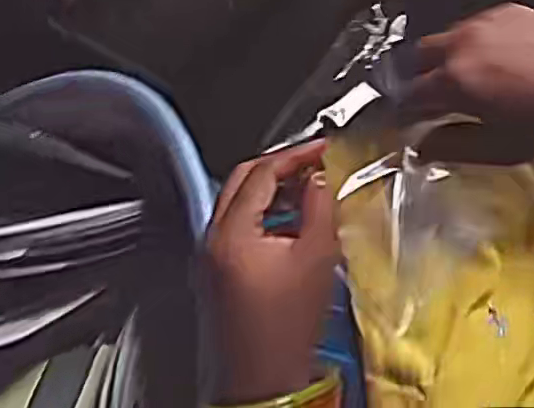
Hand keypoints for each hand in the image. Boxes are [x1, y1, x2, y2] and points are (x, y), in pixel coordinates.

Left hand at [203, 141, 338, 403]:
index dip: (297, 154)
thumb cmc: (287, 329)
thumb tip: (320, 176)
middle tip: (313, 160)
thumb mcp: (316, 256)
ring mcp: (210, 256)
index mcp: (233, 232)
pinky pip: (239, 222)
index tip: (323, 149)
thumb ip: (320, 205)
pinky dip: (265, 209)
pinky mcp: (216, 271)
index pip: (263, 171)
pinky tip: (292, 217)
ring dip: (273, 185)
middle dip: (281, 164)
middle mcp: (212, 239)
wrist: (264, 386)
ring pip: (240, 198)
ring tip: (308, 185)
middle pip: (244, 178)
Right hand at [402, 4, 533, 162]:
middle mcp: (460, 43)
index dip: (402, 110)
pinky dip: (471, 43)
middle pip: (417, 56)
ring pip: (445, 37)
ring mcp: (483, 21)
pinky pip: (474, 25)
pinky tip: (493, 58)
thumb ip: (454, 146)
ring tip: (461, 78)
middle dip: (414, 77)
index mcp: (454, 80)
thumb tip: (423, 146)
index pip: (409, 94)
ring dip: (442, 57)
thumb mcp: (502, 147)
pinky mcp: (505, 9)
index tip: (403, 121)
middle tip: (424, 97)